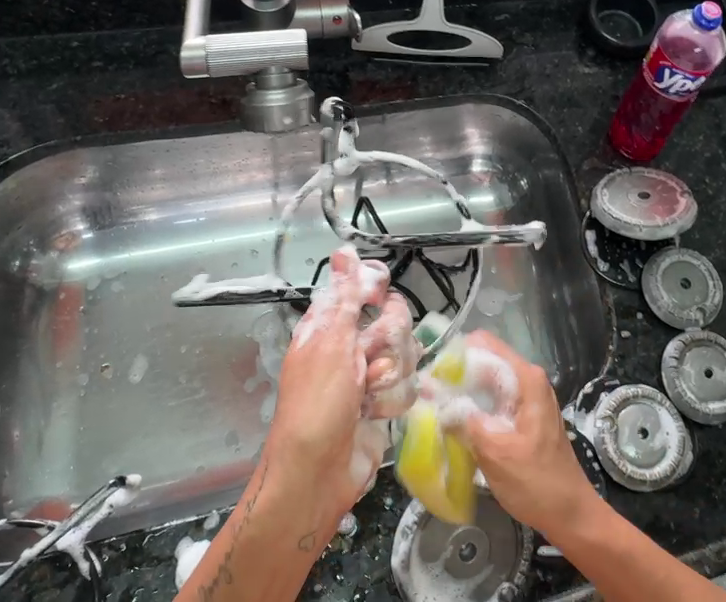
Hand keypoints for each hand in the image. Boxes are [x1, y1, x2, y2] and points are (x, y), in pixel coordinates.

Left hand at [264, 247, 408, 532]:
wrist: (318, 475)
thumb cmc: (316, 406)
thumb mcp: (330, 344)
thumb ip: (346, 296)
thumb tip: (345, 249)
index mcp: (331, 325)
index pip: (368, 290)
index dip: (377, 296)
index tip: (376, 304)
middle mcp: (353, 346)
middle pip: (398, 321)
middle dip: (389, 344)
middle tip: (368, 363)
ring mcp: (372, 376)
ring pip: (408, 354)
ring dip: (391, 379)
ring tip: (368, 399)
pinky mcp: (387, 403)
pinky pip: (409, 386)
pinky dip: (393, 403)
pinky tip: (374, 416)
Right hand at [452, 331, 598, 538]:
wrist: (569, 512)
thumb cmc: (537, 483)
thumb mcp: (497, 453)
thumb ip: (468, 423)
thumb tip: (438, 401)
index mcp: (527, 380)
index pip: (487, 346)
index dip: (458, 354)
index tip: (433, 372)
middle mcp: (529, 381)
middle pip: (487, 362)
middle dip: (457, 374)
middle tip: (427, 392)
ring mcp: (527, 400)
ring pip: (489, 383)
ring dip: (463, 392)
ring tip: (433, 405)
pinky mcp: (523, 417)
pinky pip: (494, 401)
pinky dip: (475, 408)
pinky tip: (454, 422)